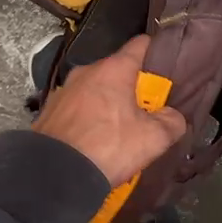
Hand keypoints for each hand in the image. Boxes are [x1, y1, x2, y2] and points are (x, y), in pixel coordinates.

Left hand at [33, 35, 187, 186]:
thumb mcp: (152, 139)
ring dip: (109, 105)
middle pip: (118, 70)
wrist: (51, 177)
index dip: (159, 54)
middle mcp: (86, 72)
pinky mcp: (48, 112)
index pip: (142, 44)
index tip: (169, 71)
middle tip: (147, 111)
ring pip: (96, 90)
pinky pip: (77, 109)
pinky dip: (88, 119)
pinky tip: (93, 142)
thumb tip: (173, 116)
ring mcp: (63, 91)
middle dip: (134, 88)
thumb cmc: (107, 148)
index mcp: (113, 69)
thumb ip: (172, 122)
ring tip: (118, 132)